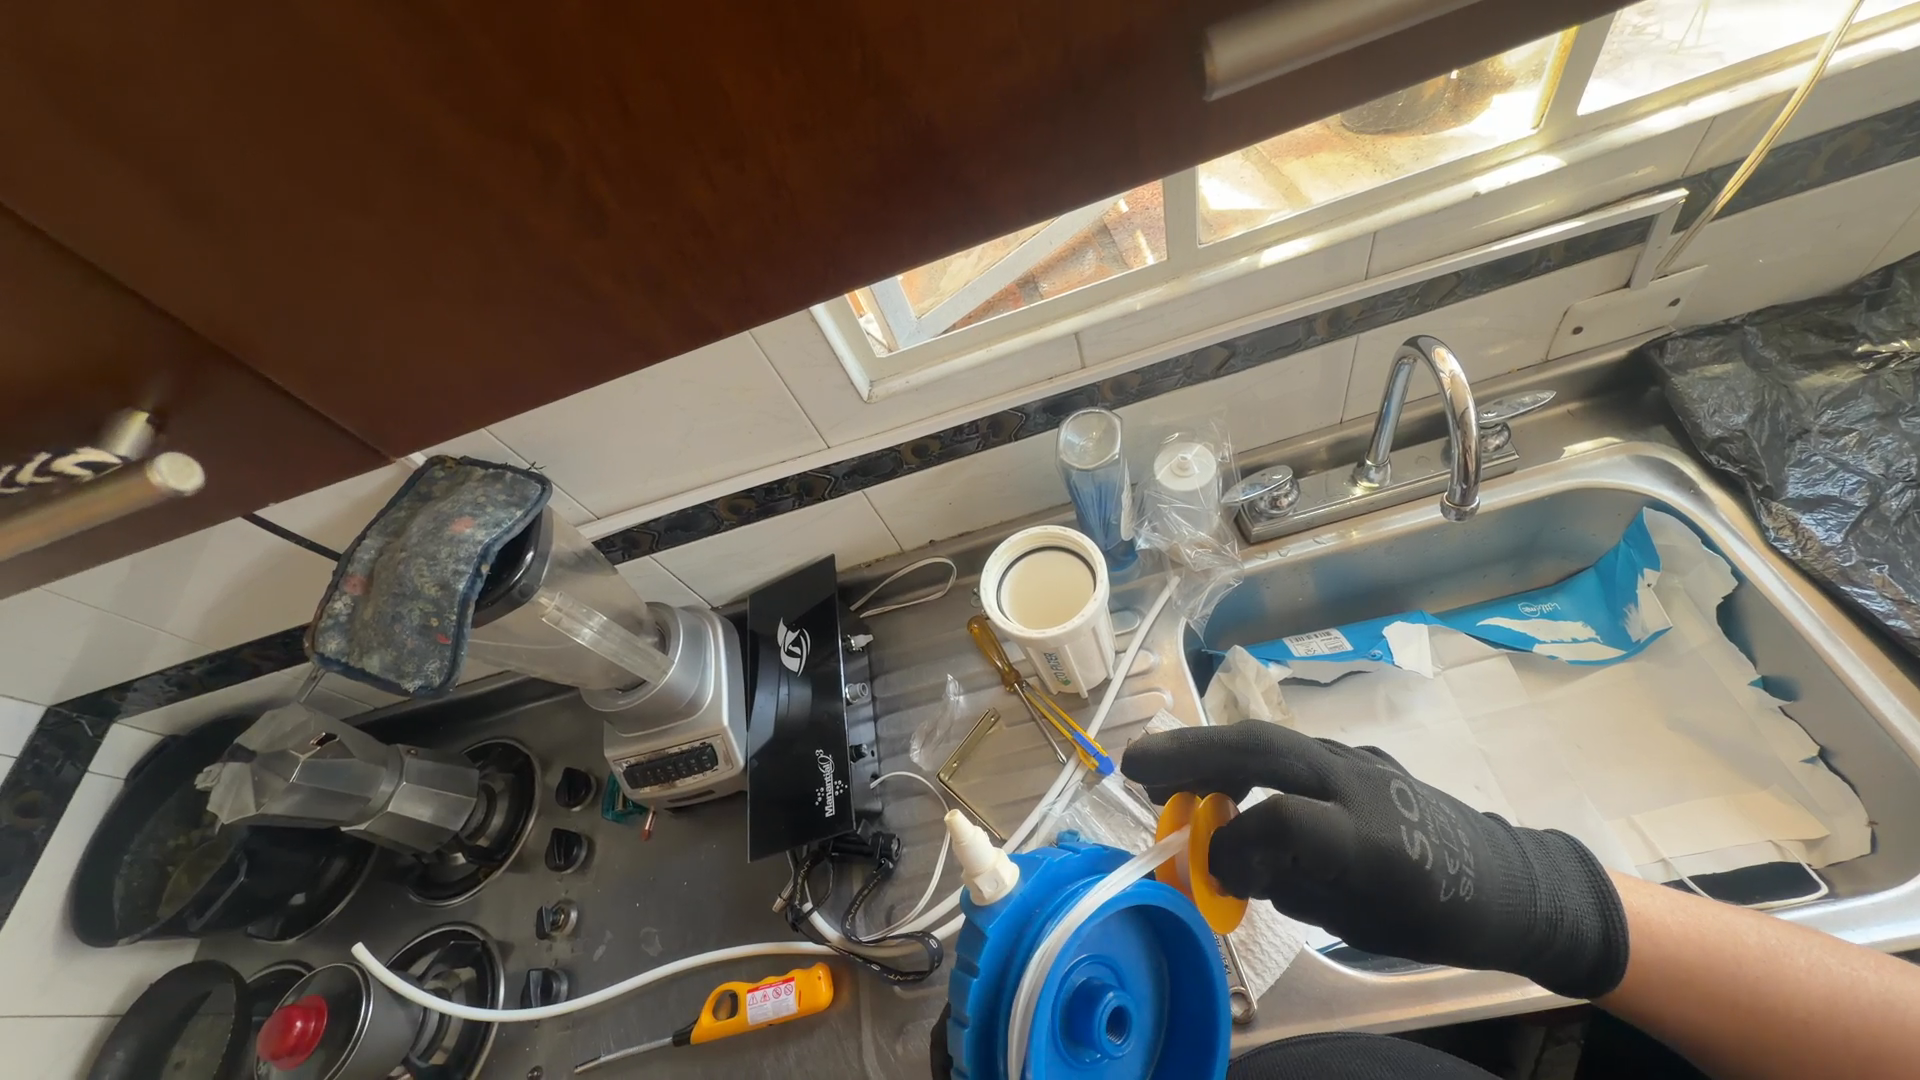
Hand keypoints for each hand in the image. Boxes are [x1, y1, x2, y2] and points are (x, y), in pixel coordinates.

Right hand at [1122, 722, 1628, 999]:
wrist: (1508, 879)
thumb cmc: (1433, 918)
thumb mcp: (1356, 921)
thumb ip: (1283, 882)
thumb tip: (1219, 859)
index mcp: (1371, 843)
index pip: (1286, 820)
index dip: (1233, 841)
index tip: (1204, 867)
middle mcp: (1357, 785)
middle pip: (1260, 748)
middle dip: (1190, 754)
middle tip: (1134, 765)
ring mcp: (1354, 758)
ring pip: (1266, 738)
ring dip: (1206, 748)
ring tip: (1160, 770)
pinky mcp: (1350, 752)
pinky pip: (1284, 748)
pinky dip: (1239, 757)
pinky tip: (1218, 778)